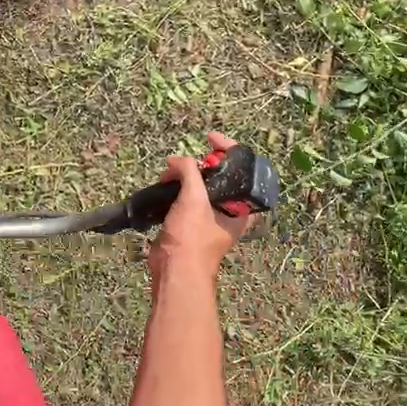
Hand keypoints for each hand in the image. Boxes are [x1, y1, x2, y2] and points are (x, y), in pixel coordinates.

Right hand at [148, 131, 255, 281]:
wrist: (176, 268)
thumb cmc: (193, 235)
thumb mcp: (193, 199)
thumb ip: (190, 172)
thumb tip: (177, 160)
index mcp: (241, 205)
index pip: (242, 169)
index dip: (228, 149)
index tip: (209, 138)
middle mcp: (229, 208)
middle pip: (219, 175)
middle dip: (199, 163)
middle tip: (182, 162)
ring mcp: (210, 215)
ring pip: (200, 185)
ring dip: (183, 175)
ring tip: (168, 174)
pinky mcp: (190, 220)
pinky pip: (186, 196)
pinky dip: (176, 187)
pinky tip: (164, 185)